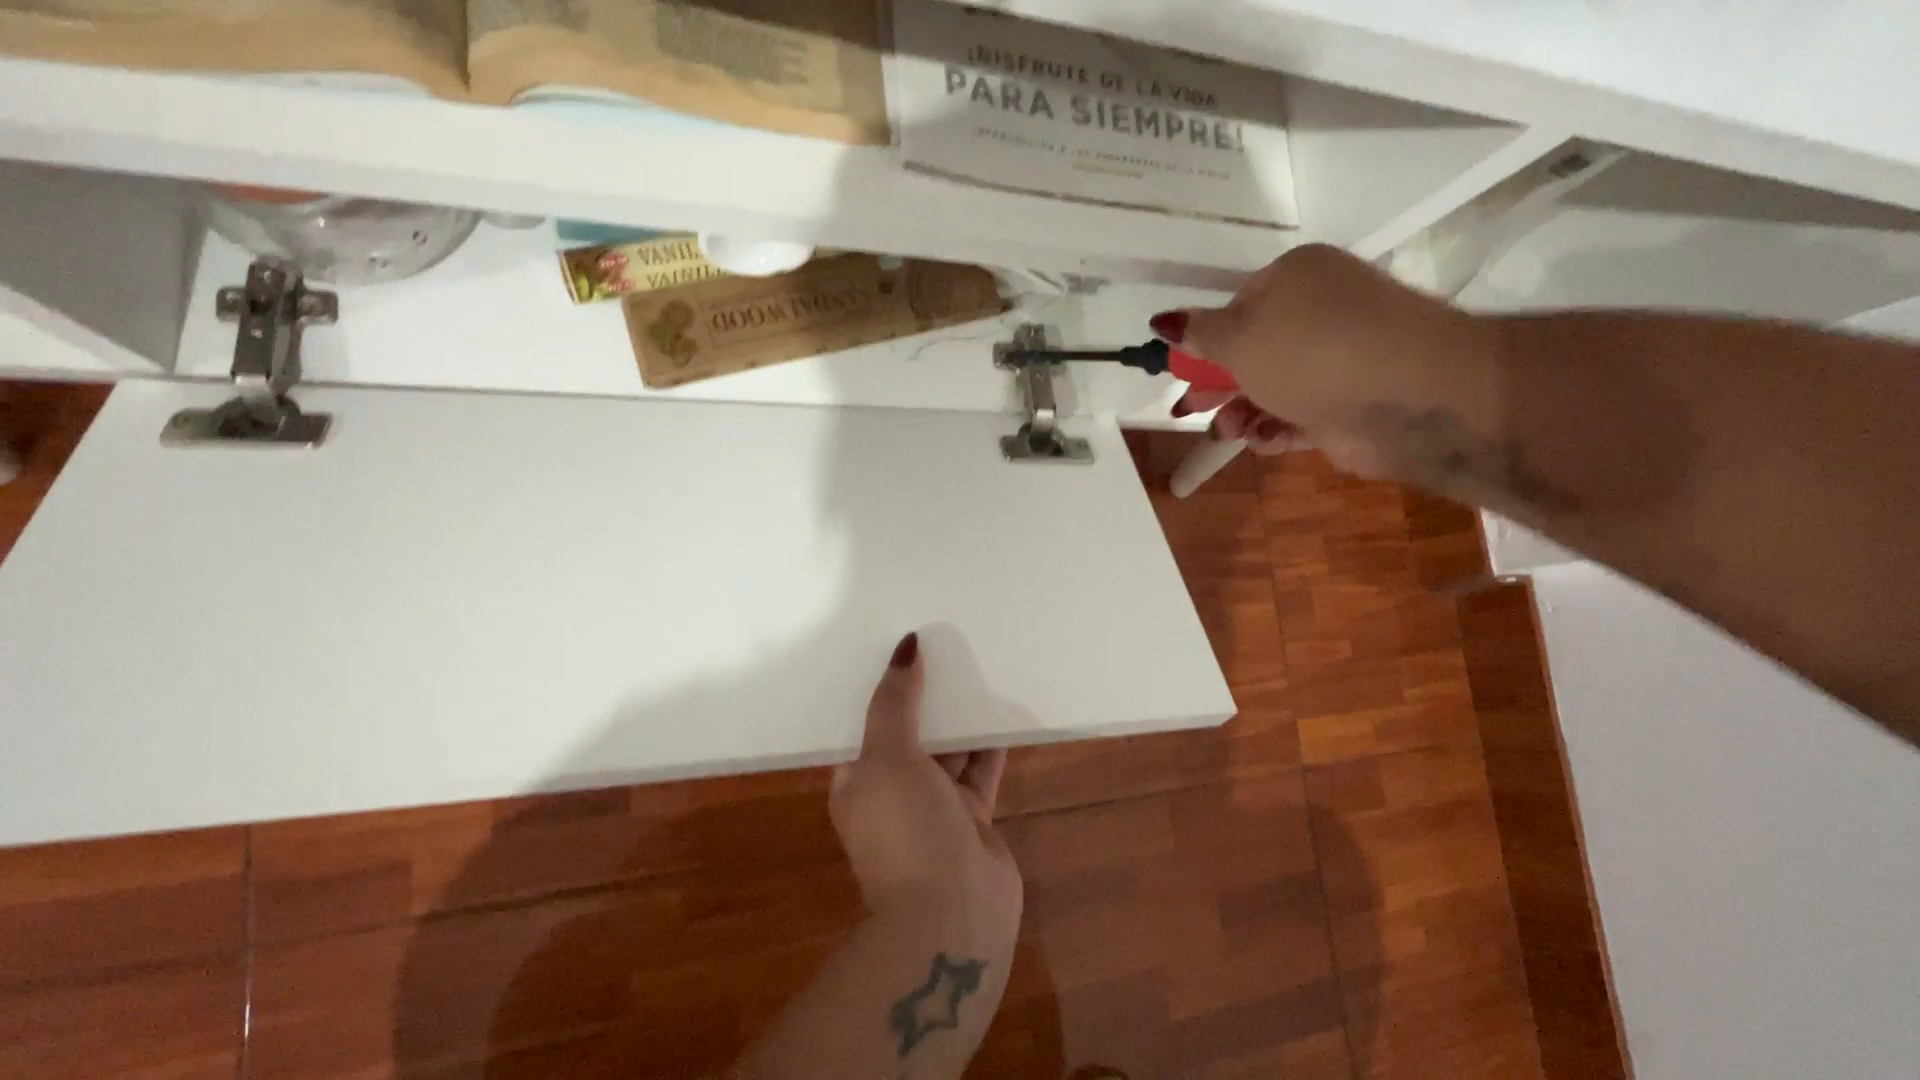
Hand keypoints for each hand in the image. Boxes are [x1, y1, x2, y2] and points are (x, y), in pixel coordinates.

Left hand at [830, 633, 1022, 937]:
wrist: (952, 912)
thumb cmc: (905, 829)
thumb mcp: (887, 757)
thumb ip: (894, 702)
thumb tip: (905, 645)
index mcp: (857, 781)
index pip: (863, 725)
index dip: (879, 689)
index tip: (895, 647)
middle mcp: (892, 793)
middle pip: (909, 735)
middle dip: (924, 699)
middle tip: (942, 647)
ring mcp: (934, 808)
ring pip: (947, 752)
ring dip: (958, 719)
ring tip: (974, 665)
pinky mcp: (972, 819)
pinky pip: (980, 771)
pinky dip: (989, 745)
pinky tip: (1001, 709)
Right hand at [1159, 243, 1497, 478]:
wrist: (1407, 395)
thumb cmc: (1310, 352)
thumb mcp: (1238, 339)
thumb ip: (1198, 334)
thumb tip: (1162, 320)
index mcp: (1296, 276)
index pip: (1239, 305)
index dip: (1208, 341)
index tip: (1184, 372)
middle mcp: (1321, 311)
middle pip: (1254, 350)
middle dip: (1218, 385)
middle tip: (1188, 410)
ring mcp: (1339, 358)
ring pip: (1274, 387)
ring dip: (1242, 412)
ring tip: (1226, 434)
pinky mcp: (1350, 402)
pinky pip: (1300, 414)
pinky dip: (1276, 429)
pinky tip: (1260, 442)